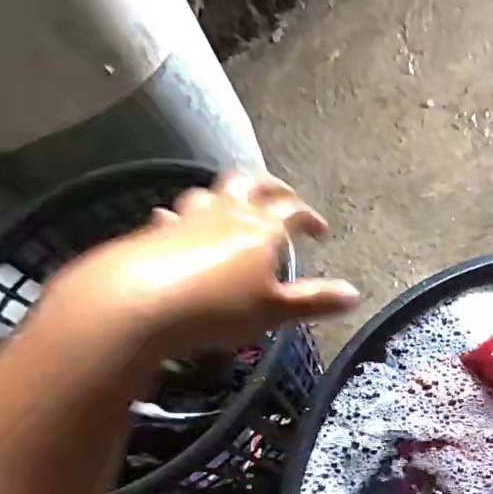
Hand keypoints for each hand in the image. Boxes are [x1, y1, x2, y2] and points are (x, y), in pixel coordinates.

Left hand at [30, 170, 359, 362]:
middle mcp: (228, 213)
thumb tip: (354, 294)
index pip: (293, 210)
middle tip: (284, 196)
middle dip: (272, 187)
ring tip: (234, 207)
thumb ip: (314, 301)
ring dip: (228, 195)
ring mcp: (189, 218)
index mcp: (262, 228)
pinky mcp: (156, 232)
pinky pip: (176, 215)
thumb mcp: (275, 311)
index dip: (309, 216)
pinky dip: (186, 217)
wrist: (137, 304)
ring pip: (213, 192)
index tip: (320, 232)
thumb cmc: (219, 308)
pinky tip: (176, 223)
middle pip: (253, 183)